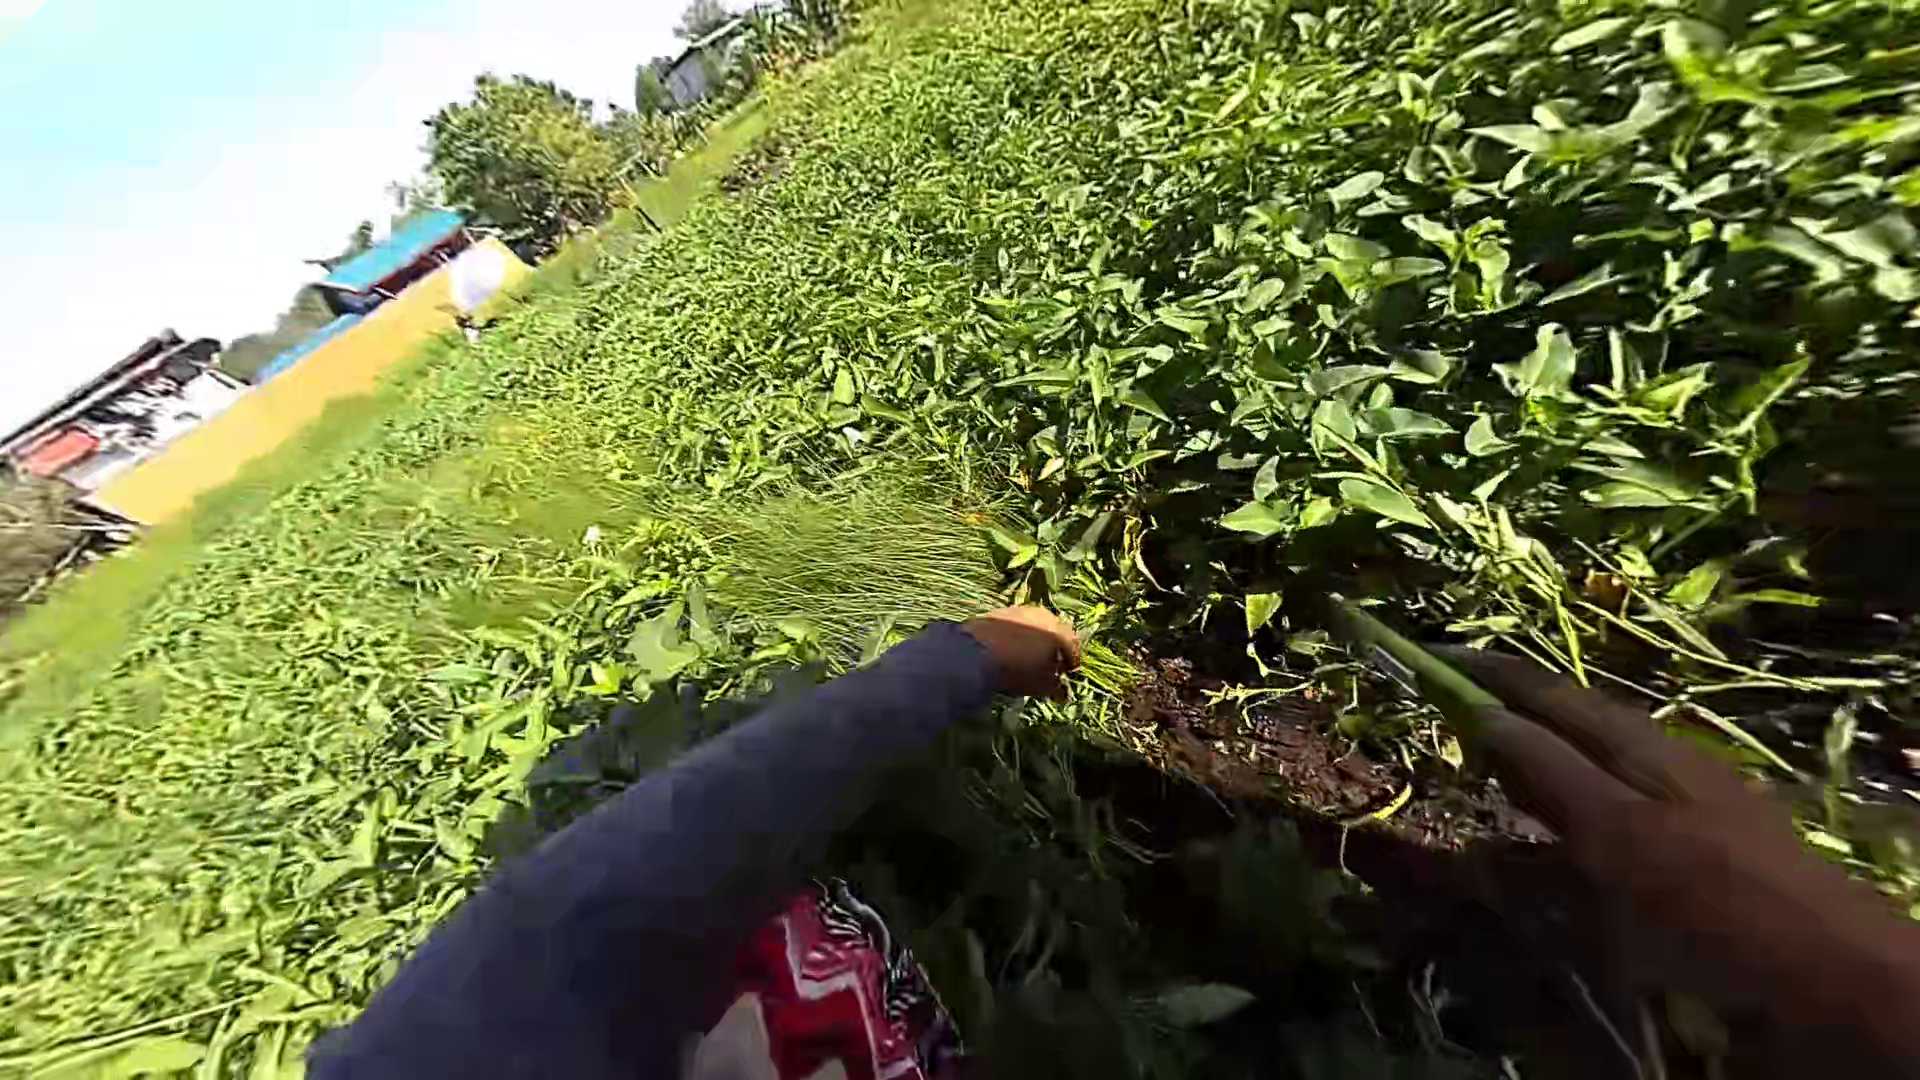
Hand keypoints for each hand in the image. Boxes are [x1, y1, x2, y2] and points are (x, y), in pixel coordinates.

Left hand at [961, 606, 1080, 698]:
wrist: (975, 652)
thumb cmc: (1017, 670)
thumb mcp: (1041, 685)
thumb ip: (1056, 687)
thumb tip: (1063, 691)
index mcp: (1059, 632)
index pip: (1074, 647)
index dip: (1072, 663)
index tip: (1066, 675)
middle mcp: (1044, 615)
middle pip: (1056, 632)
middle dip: (1054, 648)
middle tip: (1048, 665)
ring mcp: (1021, 610)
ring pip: (1035, 625)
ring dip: (1035, 639)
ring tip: (1027, 657)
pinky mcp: (1000, 611)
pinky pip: (1016, 624)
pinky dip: (1017, 635)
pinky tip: (1009, 648)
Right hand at [1437, 647, 1919, 1057]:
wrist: (1846, 989)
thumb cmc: (1712, 897)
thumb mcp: (1614, 828)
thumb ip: (1545, 765)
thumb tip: (1482, 712)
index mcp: (1636, 743)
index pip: (1541, 686)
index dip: (1484, 668)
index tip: (1428, 654)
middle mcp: (1651, 755)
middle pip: (1557, 713)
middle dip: (1498, 703)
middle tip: (1442, 708)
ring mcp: (1670, 794)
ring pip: (1575, 753)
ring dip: (1523, 749)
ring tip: (1480, 759)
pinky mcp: (1677, 833)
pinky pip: (1595, 795)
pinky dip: (1554, 794)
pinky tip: (1543, 817)